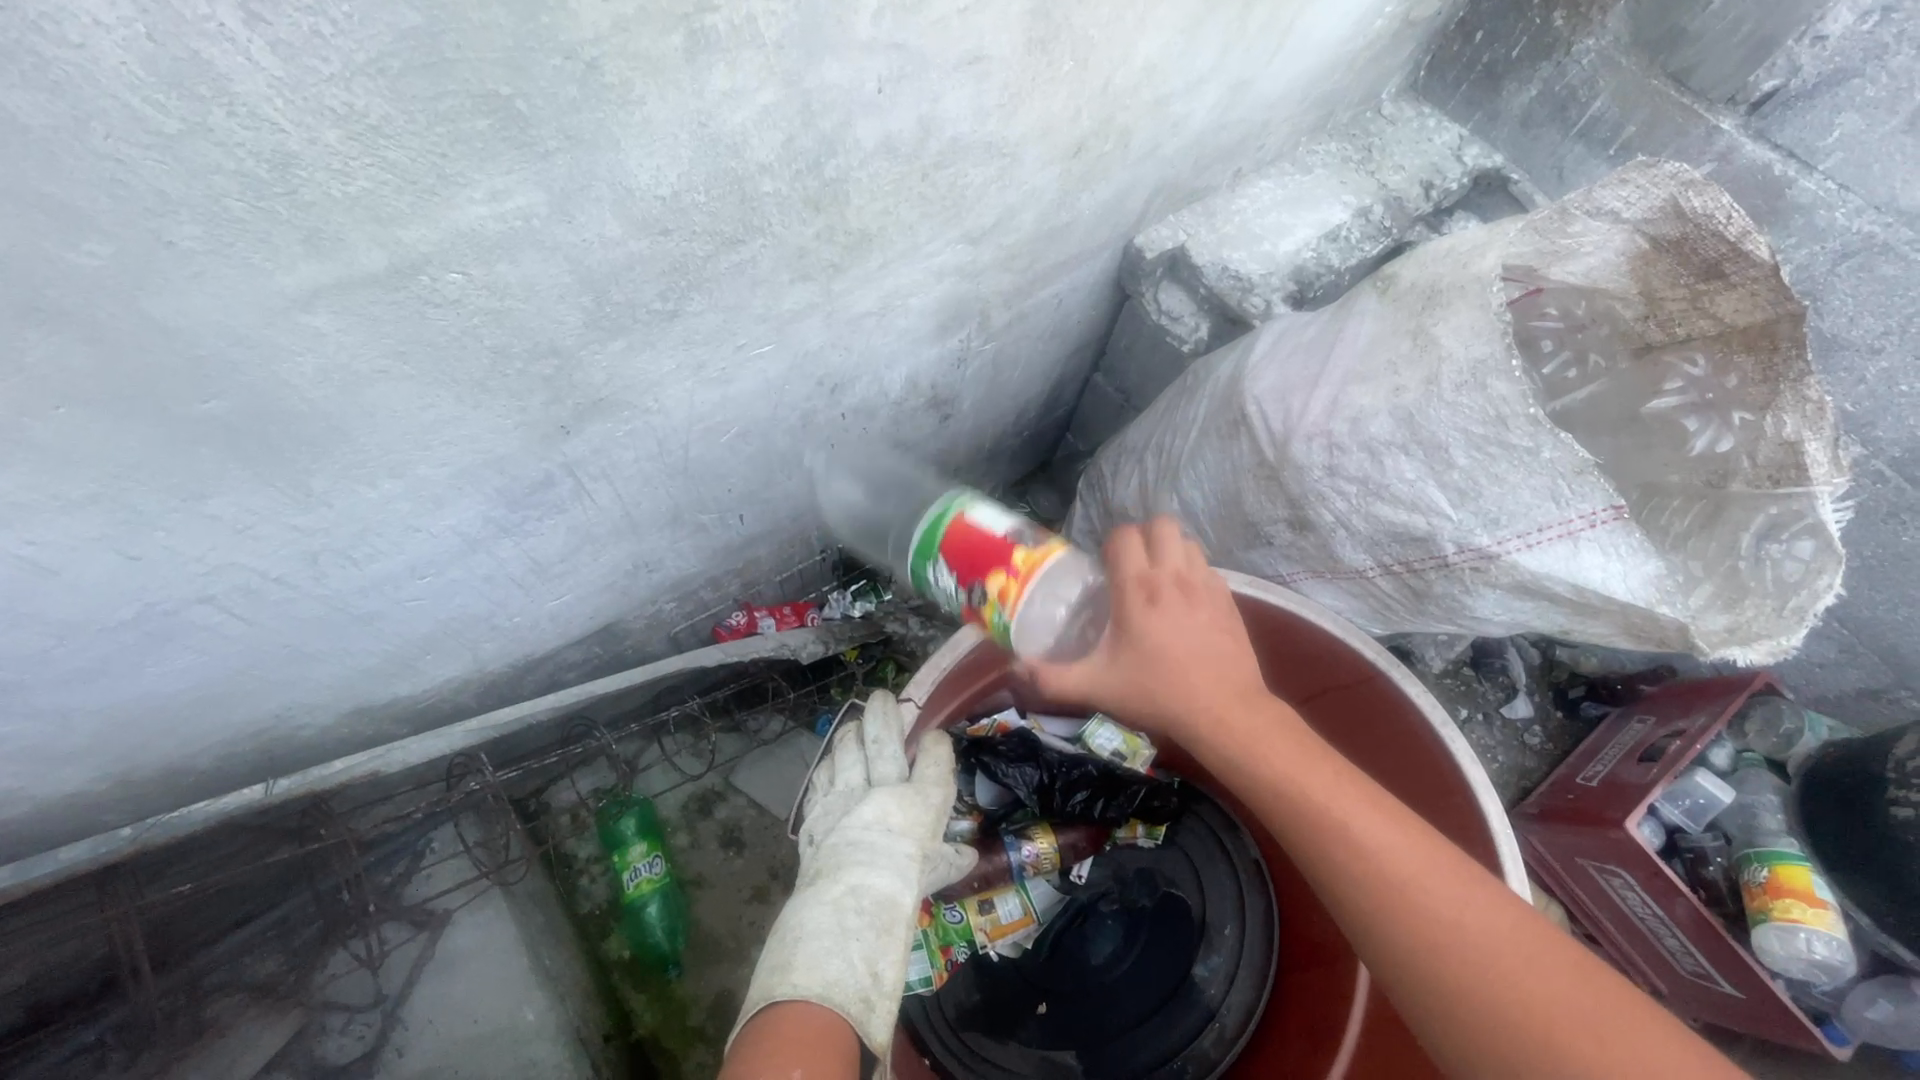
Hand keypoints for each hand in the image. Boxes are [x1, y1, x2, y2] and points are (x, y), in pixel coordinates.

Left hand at [729, 691, 974, 1065]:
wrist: (849, 898)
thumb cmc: (901, 889)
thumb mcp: (931, 876)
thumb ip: (946, 862)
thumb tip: (968, 857)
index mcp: (922, 803)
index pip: (935, 762)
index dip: (936, 745)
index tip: (935, 737)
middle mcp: (885, 789)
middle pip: (884, 739)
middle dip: (886, 714)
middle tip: (884, 696)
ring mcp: (847, 795)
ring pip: (847, 750)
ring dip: (850, 733)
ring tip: (854, 724)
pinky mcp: (818, 810)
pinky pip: (822, 776)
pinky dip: (828, 765)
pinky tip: (829, 760)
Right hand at [1020, 518, 1274, 743]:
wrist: (1224, 712)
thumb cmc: (1156, 694)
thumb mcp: (1096, 688)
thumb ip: (1051, 678)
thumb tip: (1015, 669)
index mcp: (1137, 588)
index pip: (1124, 535)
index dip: (1111, 544)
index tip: (1104, 569)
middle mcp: (1173, 576)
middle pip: (1161, 524)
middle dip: (1144, 537)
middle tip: (1132, 567)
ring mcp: (1206, 585)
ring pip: (1188, 541)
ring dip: (1171, 550)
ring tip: (1160, 580)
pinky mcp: (1229, 599)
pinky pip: (1208, 567)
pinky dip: (1194, 573)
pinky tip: (1187, 603)